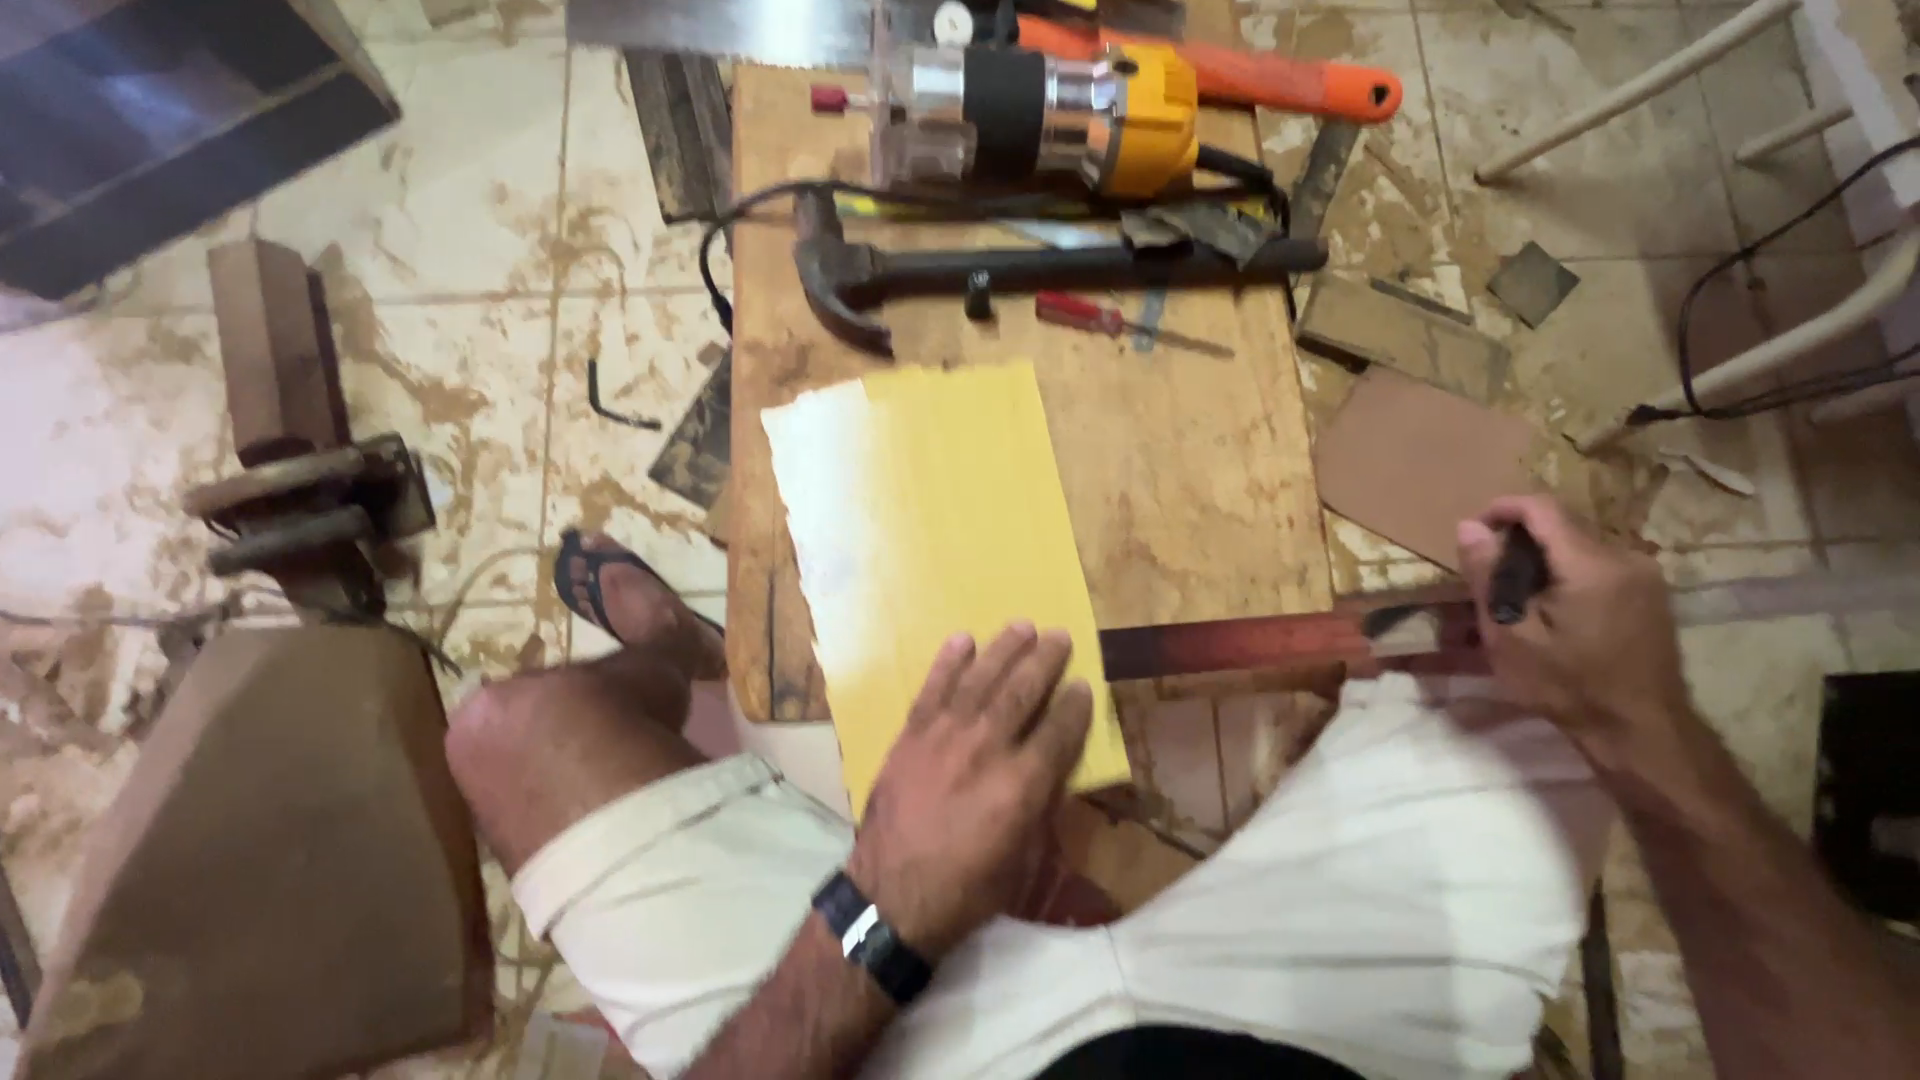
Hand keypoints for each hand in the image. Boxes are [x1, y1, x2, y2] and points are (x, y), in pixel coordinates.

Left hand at [845, 624, 1093, 959]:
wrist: (891, 896)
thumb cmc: (966, 889)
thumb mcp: (1022, 860)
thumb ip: (1040, 806)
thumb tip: (1054, 768)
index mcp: (1020, 787)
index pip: (1058, 732)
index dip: (1075, 707)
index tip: (1084, 686)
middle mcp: (985, 750)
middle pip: (1022, 693)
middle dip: (1045, 662)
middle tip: (1060, 636)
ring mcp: (944, 738)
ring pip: (980, 681)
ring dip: (1003, 650)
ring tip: (1022, 626)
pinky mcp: (911, 736)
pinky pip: (933, 688)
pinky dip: (948, 662)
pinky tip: (964, 639)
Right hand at [1457, 496, 1692, 757]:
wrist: (1639, 729)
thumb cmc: (1566, 685)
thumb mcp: (1510, 635)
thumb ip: (1488, 576)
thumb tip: (1469, 526)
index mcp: (1591, 565)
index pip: (1542, 508)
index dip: (1502, 508)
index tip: (1473, 530)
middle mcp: (1626, 558)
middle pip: (1562, 525)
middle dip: (1518, 539)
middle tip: (1487, 575)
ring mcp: (1645, 575)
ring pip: (1579, 545)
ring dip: (1542, 558)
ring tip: (1516, 595)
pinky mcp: (1651, 593)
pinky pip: (1598, 564)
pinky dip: (1566, 572)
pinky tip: (1551, 608)